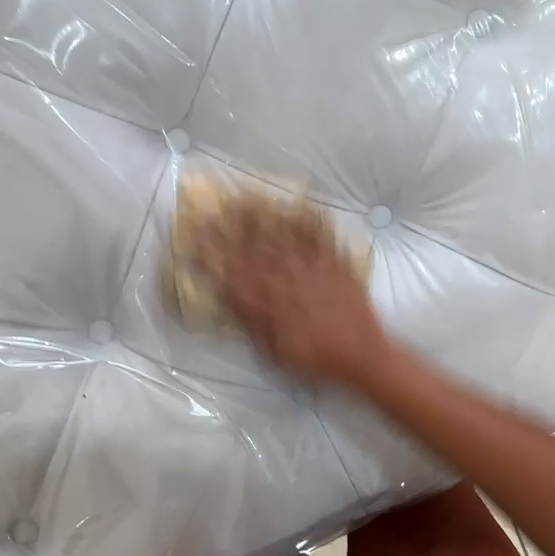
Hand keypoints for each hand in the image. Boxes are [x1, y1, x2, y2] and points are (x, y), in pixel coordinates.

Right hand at [196, 203, 389, 384]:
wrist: (362, 355)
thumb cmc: (315, 360)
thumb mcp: (273, 351)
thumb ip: (250, 323)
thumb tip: (228, 300)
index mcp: (266, 302)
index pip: (228, 273)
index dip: (207, 254)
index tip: (192, 237)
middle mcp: (285, 278)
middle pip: (253, 246)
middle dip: (231, 224)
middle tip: (216, 204)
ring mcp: (311, 267)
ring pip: (283, 235)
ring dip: (264, 214)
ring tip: (249, 195)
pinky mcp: (335, 263)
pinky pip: (320, 236)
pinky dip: (309, 219)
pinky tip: (300, 204)